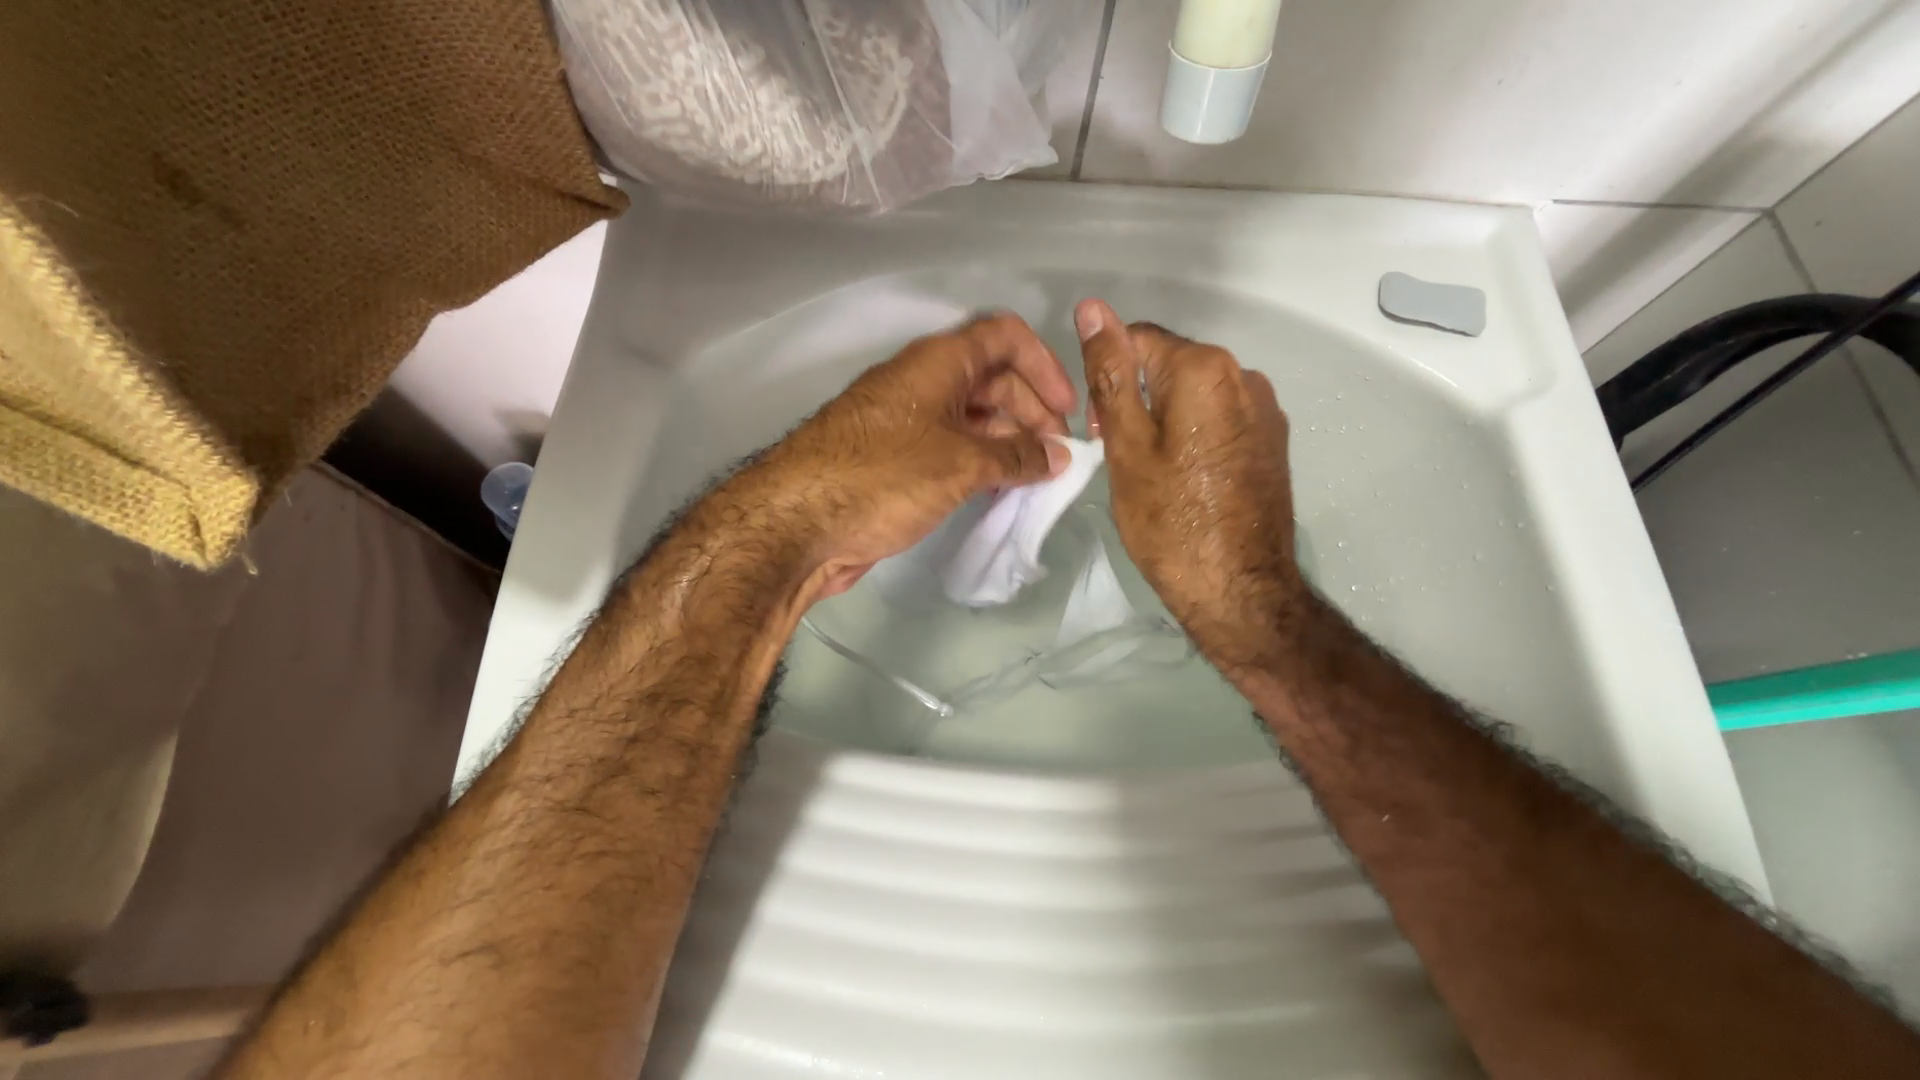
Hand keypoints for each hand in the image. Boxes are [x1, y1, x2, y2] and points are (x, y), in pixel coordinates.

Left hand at [743, 312, 1076, 598]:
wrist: (797, 523)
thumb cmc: (883, 477)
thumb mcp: (960, 464)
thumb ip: (1016, 457)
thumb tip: (1057, 456)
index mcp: (938, 362)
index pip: (1004, 337)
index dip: (1043, 364)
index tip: (1067, 411)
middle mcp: (923, 383)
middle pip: (992, 380)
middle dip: (1031, 412)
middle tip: (1056, 459)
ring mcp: (907, 422)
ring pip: (972, 418)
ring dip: (1007, 443)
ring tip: (1034, 480)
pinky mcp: (895, 460)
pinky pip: (951, 450)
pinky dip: (979, 464)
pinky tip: (997, 493)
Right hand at [1075, 298, 1304, 671]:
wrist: (1238, 589)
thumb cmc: (1169, 520)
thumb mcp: (1125, 445)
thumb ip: (1109, 373)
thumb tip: (1093, 308)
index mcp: (1204, 368)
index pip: (1136, 338)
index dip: (1106, 378)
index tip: (1097, 430)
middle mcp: (1244, 375)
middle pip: (1168, 364)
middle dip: (1135, 397)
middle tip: (1119, 456)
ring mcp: (1265, 409)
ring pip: (1193, 394)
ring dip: (1164, 417)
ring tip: (1151, 472)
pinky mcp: (1273, 439)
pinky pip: (1219, 418)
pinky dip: (1193, 435)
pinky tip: (1185, 479)